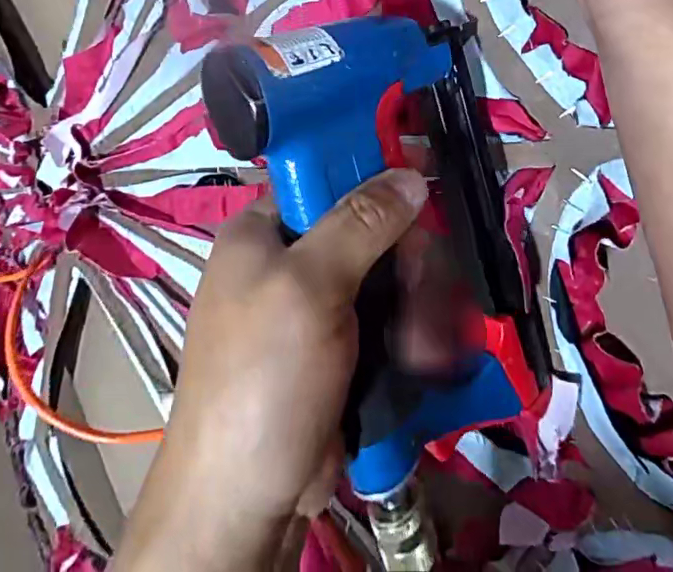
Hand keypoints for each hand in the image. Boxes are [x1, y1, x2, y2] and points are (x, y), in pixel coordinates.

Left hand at [113, 169, 429, 571]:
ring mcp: (318, 306)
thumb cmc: (264, 376)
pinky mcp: (343, 346)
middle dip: (407, 263)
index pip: (325, 176)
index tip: (423, 189)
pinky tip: (426, 358)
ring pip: (388, 276)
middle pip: (370, 230)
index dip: (374, 176)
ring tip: (426, 348)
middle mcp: (289, 260)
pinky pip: (390, 317)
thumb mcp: (307, 287)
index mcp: (263, 230)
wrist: (245, 500)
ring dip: (418, 307)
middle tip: (425, 293)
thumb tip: (409, 173)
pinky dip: (413, 333)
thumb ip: (359, 223)